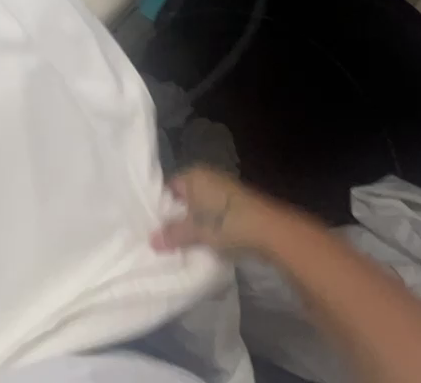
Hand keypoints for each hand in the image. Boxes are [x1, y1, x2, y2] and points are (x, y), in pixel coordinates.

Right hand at [153, 166, 280, 254]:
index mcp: (193, 175)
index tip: (155, 228)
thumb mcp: (196, 231)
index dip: (161, 209)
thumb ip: (173, 234)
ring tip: (183, 245)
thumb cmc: (227, 223)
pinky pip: (214, 214)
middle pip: (185, 199)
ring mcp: (224, 190)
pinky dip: (209, 227)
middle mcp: (207, 176)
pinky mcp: (237, 205)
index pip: (169, 189)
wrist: (270, 230)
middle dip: (178, 218)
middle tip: (166, 239)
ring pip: (200, 208)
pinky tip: (206, 243)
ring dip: (195, 224)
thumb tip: (151, 240)